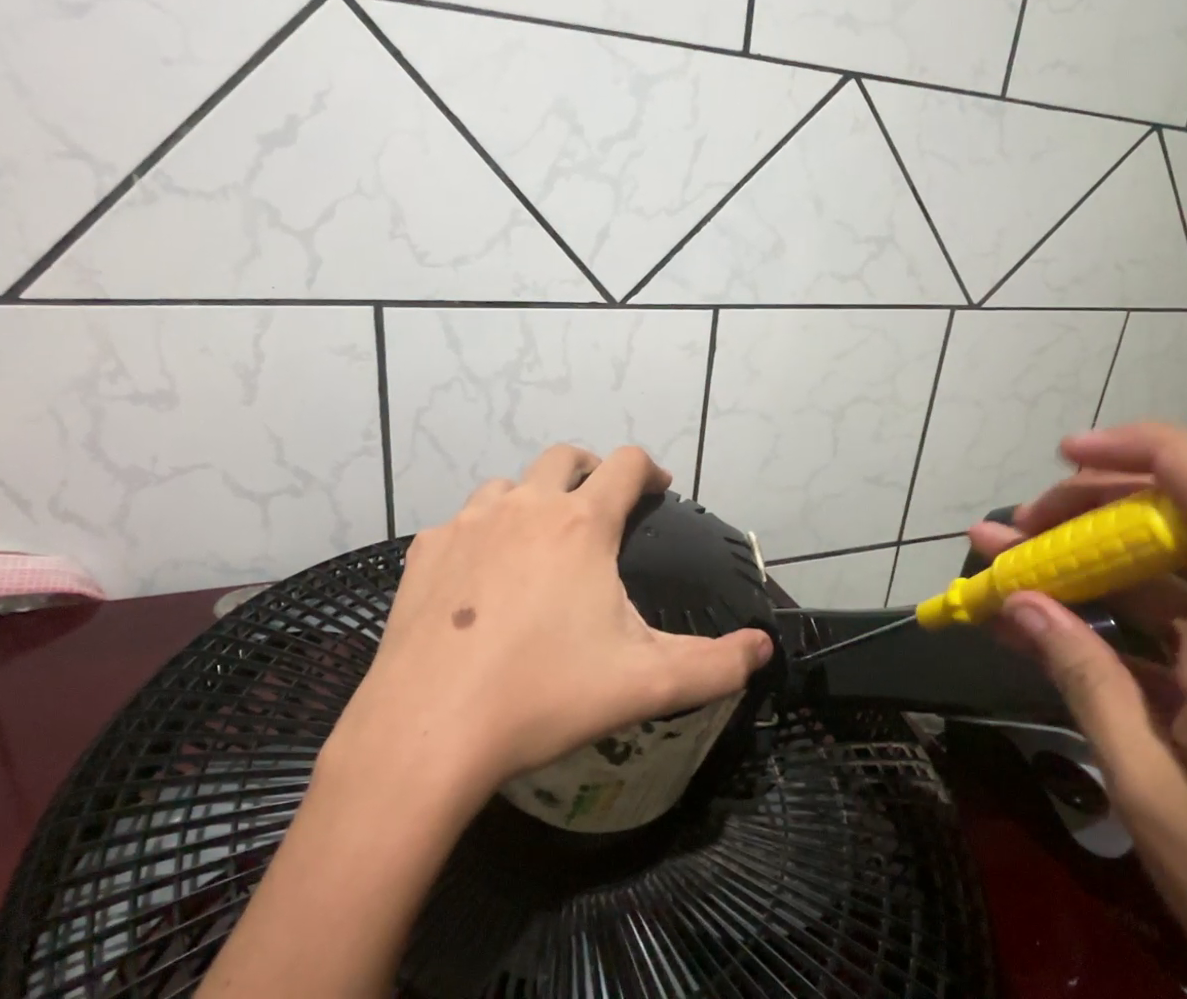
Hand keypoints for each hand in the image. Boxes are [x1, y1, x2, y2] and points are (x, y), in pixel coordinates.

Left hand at [333, 443, 773, 794]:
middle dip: (591, 470)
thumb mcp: (648, 684)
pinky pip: (461, 523)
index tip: (659, 489)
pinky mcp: (423, 554)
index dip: (649, 469)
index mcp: (581, 525)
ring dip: (533, 498)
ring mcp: (465, 526)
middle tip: (605, 503)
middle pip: (563, 457)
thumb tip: (762, 648)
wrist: (431, 729)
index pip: (625, 464)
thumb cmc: (547, 696)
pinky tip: (483, 578)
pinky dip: (483, 533)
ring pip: (507, 487)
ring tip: (543, 539)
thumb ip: (717, 665)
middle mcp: (522, 508)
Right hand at [974, 424, 1186, 998]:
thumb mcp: (1149, 793)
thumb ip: (1085, 683)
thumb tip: (1019, 601)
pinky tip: (1056, 626)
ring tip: (1009, 568)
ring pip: (1181, 578)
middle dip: (1093, 511)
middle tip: (1009, 535)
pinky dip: (1118, 617)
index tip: (1068, 455)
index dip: (1156, 453)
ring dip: (1095, 564)